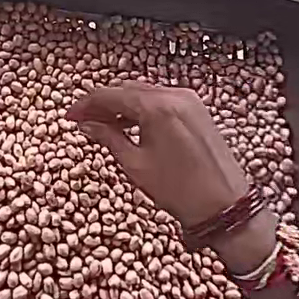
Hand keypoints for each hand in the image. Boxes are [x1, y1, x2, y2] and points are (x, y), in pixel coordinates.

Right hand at [66, 82, 247, 227]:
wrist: (226, 208)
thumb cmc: (182, 191)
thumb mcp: (135, 165)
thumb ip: (108, 138)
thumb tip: (88, 126)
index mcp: (157, 107)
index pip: (111, 94)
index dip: (86, 104)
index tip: (72, 115)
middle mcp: (175, 96)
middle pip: (128, 90)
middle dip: (103, 104)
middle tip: (84, 120)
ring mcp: (190, 102)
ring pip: (145, 93)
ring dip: (123, 106)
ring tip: (104, 126)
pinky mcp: (198, 111)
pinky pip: (162, 101)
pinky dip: (143, 110)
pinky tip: (131, 126)